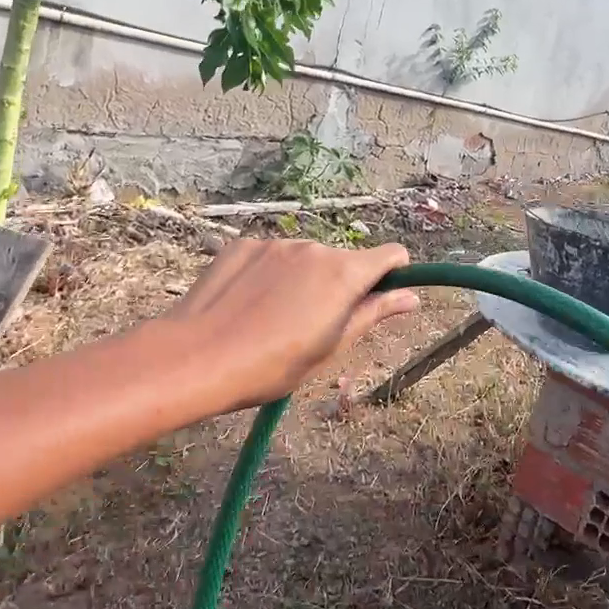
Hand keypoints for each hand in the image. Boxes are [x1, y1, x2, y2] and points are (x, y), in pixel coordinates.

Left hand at [154, 238, 420, 411]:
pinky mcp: (243, 245)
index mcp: (344, 273)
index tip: (377, 299)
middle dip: (339, 284)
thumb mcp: (332, 347)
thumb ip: (374, 313)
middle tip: (313, 325)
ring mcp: (276, 243)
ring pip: (305, 258)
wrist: (197, 358)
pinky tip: (248, 305)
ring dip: (302, 279)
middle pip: (343, 260)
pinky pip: (270, 256)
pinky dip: (269, 274)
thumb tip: (411, 298)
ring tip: (273, 318)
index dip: (392, 275)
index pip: (391, 255)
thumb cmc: (273, 365)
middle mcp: (315, 247)